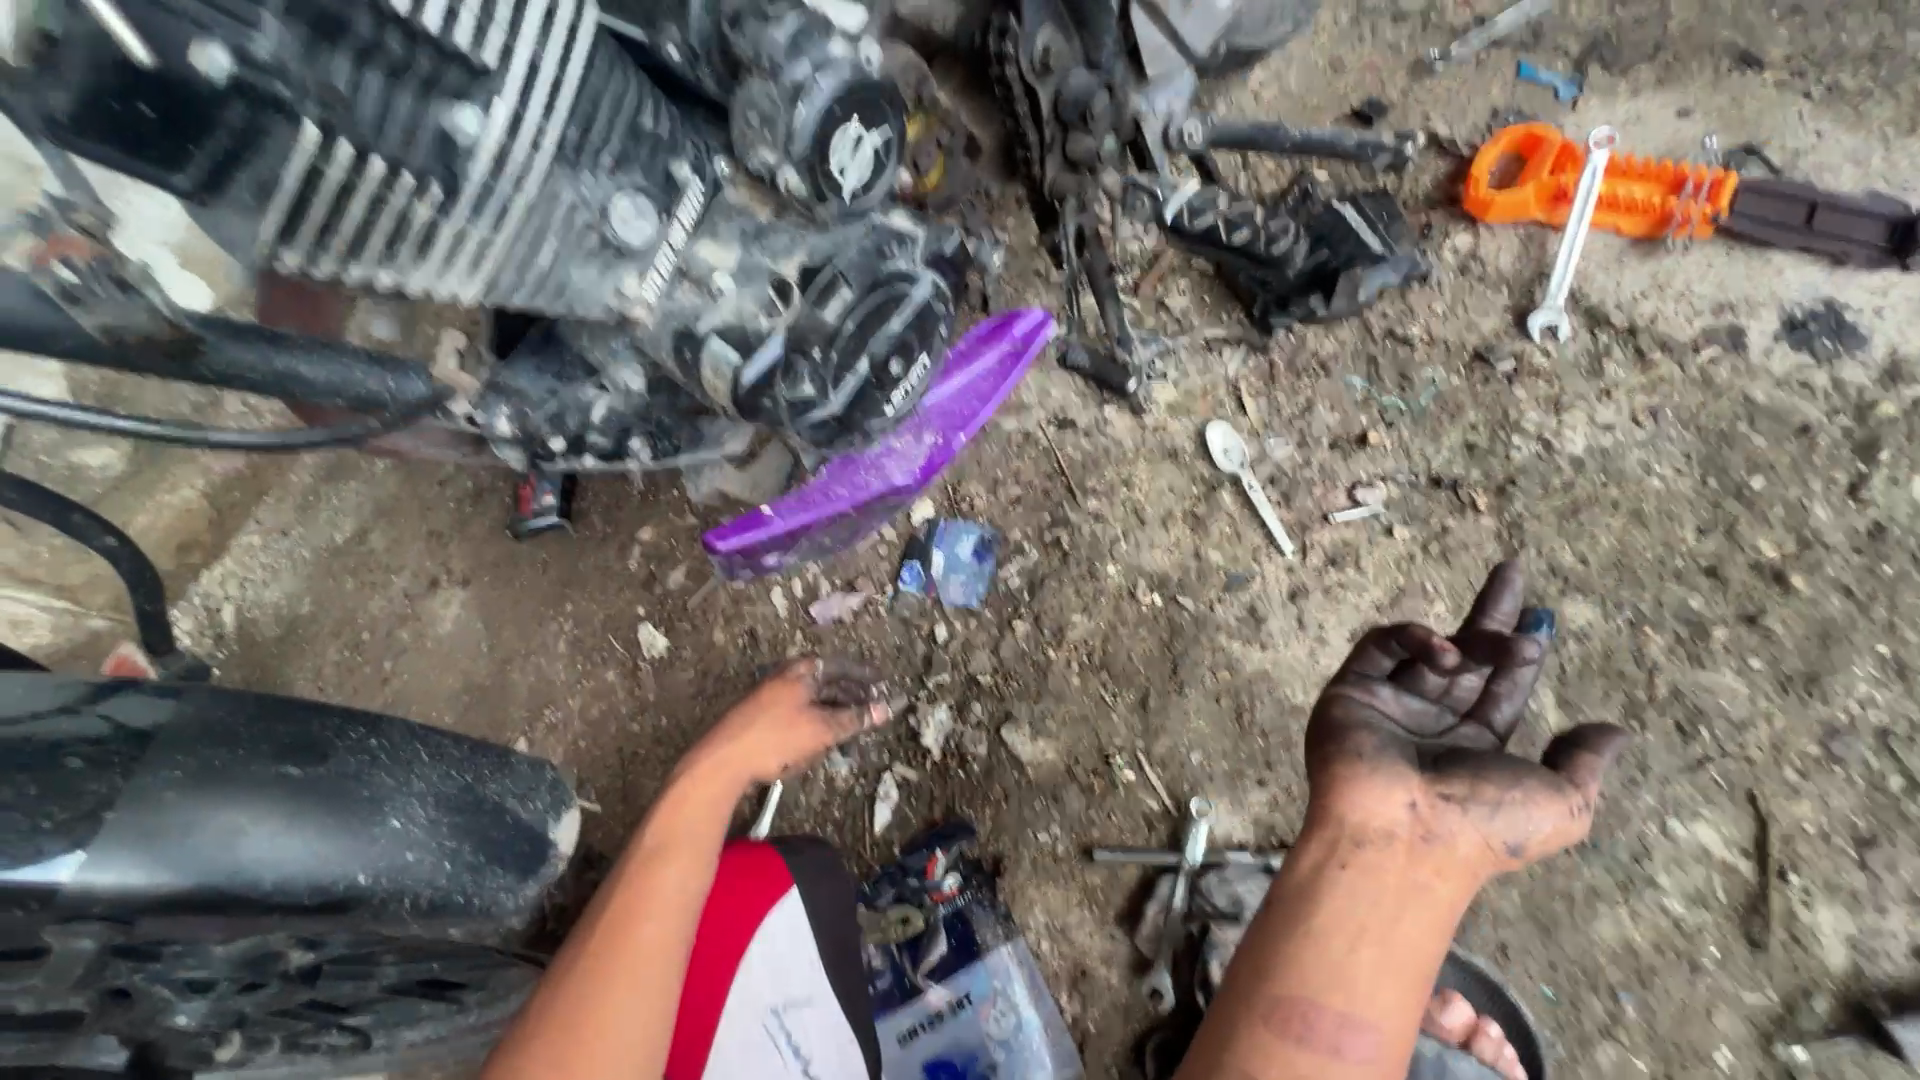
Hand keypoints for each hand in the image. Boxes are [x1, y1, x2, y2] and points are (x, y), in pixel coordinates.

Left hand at [680, 658, 890, 789]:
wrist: (723, 760)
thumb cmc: (777, 738)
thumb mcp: (822, 729)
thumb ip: (854, 718)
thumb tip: (885, 709)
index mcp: (802, 671)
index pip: (842, 667)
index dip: (864, 677)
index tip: (881, 687)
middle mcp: (786, 676)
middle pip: (827, 682)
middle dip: (850, 697)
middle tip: (869, 712)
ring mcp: (772, 695)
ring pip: (812, 699)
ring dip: (832, 712)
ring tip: (848, 730)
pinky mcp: (762, 716)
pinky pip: (798, 712)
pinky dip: (815, 721)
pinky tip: (819, 740)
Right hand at [1303, 561, 1629, 889]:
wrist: (1403, 832)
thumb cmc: (1484, 822)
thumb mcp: (1563, 804)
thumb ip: (1584, 762)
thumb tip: (1614, 730)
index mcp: (1475, 749)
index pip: (1502, 690)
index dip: (1522, 654)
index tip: (1542, 620)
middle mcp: (1433, 722)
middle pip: (1468, 657)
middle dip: (1491, 616)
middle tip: (1513, 570)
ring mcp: (1390, 703)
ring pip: (1430, 650)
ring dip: (1469, 638)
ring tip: (1500, 643)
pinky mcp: (1353, 688)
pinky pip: (1381, 647)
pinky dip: (1413, 638)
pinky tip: (1447, 651)